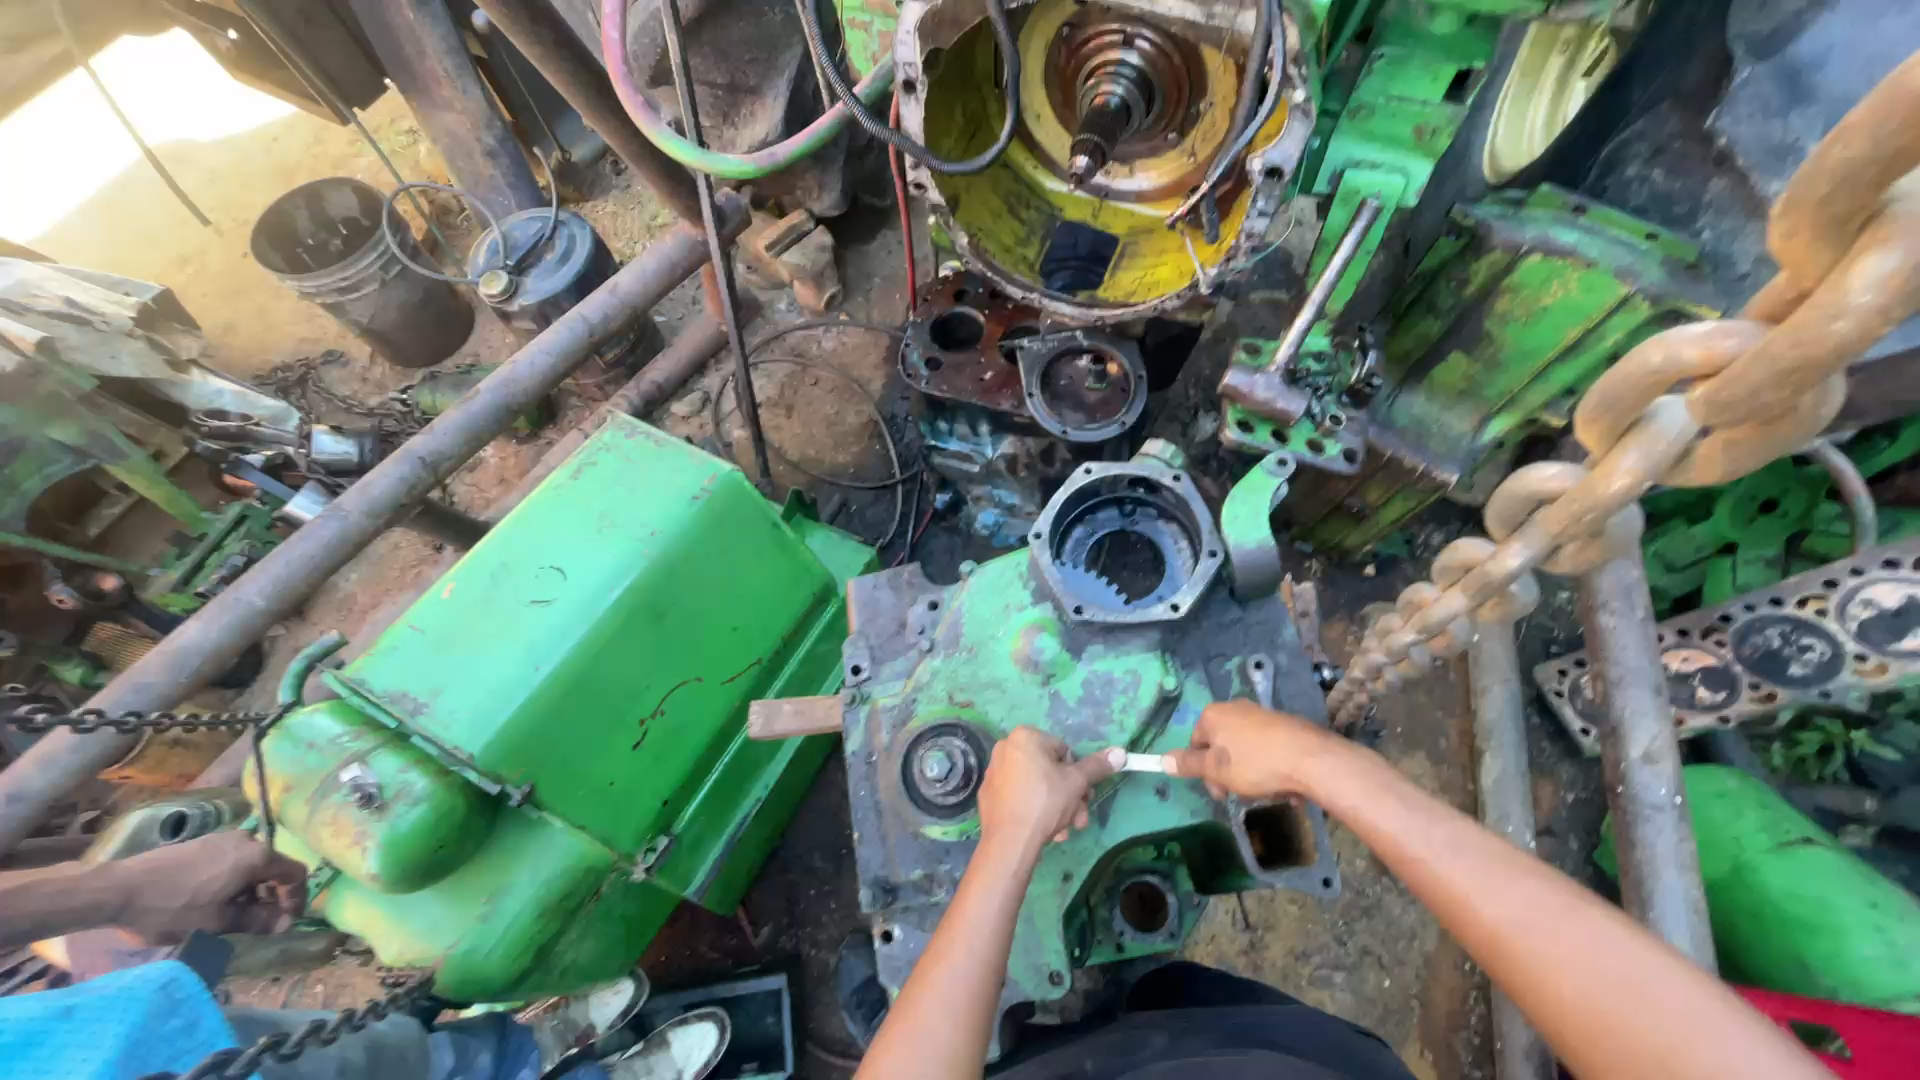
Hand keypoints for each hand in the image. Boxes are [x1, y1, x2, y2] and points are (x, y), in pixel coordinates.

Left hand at [110, 830, 307, 944]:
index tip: (283, 920)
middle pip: (273, 867)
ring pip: (251, 863)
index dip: (294, 898)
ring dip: (250, 887)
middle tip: (256, 919)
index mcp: (259, 856)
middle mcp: (249, 840)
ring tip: (231, 910)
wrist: (117, 889)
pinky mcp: (204, 842)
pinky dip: (232, 878)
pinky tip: (211, 896)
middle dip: (270, 894)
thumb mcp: (216, 920)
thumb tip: (285, 924)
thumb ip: (255, 920)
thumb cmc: (172, 906)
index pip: (295, 874)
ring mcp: (225, 838)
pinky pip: (232, 859)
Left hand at [977, 727, 1121, 859]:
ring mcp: (994, 772)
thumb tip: (1119, 752)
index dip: (1077, 775)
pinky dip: (1035, 811)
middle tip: (1079, 818)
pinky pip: (1019, 797)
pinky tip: (1046, 831)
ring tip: (1064, 830)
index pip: (1063, 751)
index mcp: (1024, 737)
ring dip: (1057, 808)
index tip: (1084, 796)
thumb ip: (1097, 766)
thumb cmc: (1044, 802)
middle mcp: (1006, 748)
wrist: (1009, 841)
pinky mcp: (989, 795)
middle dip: (1069, 797)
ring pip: (1037, 787)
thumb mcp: (1076, 783)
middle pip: (1050, 771)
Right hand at [1163, 700, 1345, 799]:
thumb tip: (1161, 760)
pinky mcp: (1286, 725)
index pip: (1196, 743)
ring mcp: (1262, 714)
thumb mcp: (1216, 769)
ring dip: (1250, 772)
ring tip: (1266, 790)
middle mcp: (1236, 708)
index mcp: (1214, 715)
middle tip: (1242, 793)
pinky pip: (1269, 749)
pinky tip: (1283, 783)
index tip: (1220, 792)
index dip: (1203, 771)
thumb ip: (1188, 764)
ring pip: (1245, 749)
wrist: (1311, 759)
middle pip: (1221, 746)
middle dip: (1228, 773)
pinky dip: (1271, 765)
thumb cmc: (1255, 763)